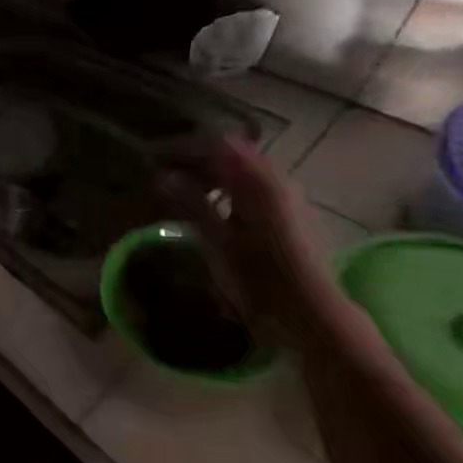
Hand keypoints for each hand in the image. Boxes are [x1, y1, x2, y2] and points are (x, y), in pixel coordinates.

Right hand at [159, 136, 350, 346]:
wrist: (311, 317)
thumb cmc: (261, 280)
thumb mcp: (217, 242)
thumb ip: (191, 203)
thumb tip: (163, 175)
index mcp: (260, 183)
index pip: (216, 146)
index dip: (182, 148)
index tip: (151, 158)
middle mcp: (277, 182)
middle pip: (230, 155)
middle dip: (193, 160)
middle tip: (159, 174)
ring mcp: (286, 198)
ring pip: (240, 171)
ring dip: (208, 174)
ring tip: (177, 190)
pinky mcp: (288, 215)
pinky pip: (250, 187)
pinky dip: (224, 188)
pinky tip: (207, 206)